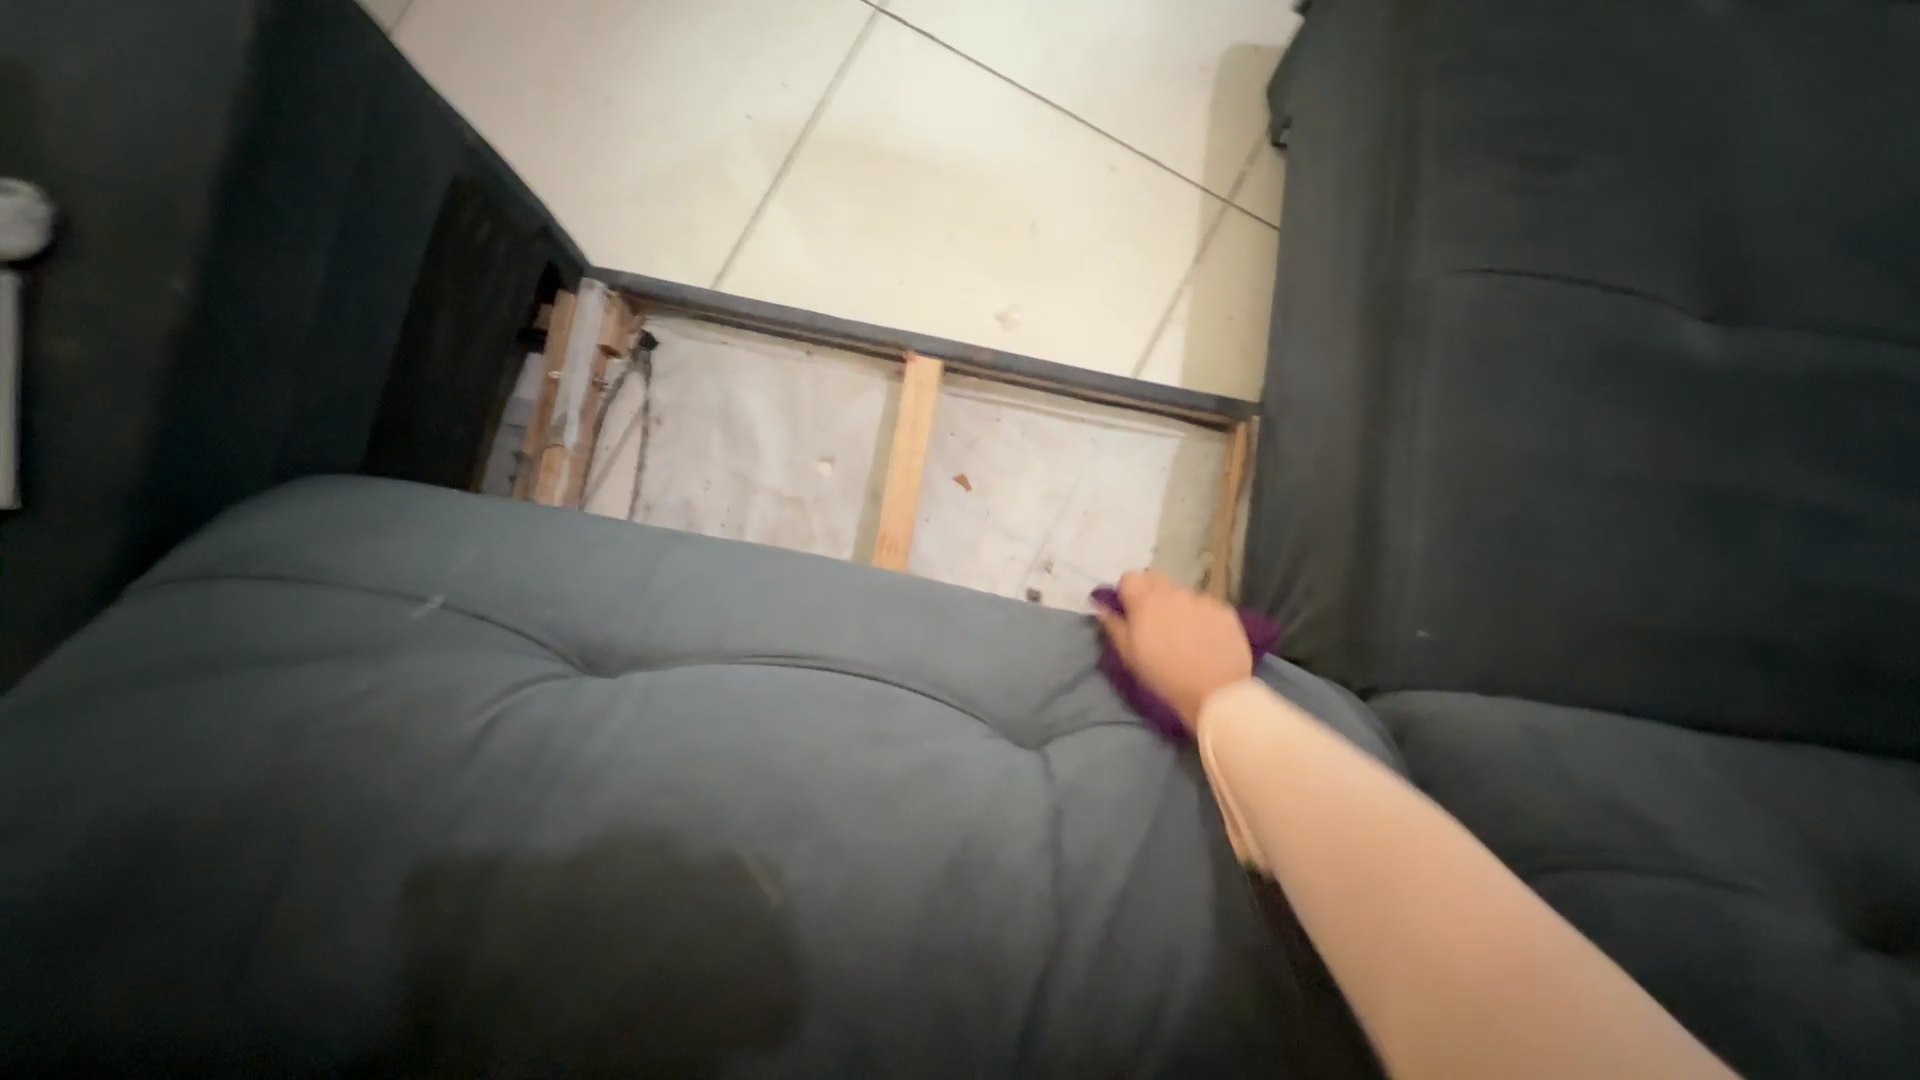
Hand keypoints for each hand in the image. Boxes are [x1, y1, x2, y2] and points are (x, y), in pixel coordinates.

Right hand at [1095, 569, 1253, 733]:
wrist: (1215, 690)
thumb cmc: (1165, 676)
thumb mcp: (1130, 656)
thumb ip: (1114, 625)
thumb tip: (1101, 605)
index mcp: (1146, 601)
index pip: (1129, 577)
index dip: (1127, 591)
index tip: (1130, 609)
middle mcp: (1174, 593)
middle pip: (1156, 578)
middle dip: (1151, 592)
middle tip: (1154, 619)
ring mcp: (1202, 599)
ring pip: (1183, 593)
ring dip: (1178, 606)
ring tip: (1185, 634)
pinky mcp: (1224, 610)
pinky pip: (1206, 605)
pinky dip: (1202, 616)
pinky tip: (1205, 639)